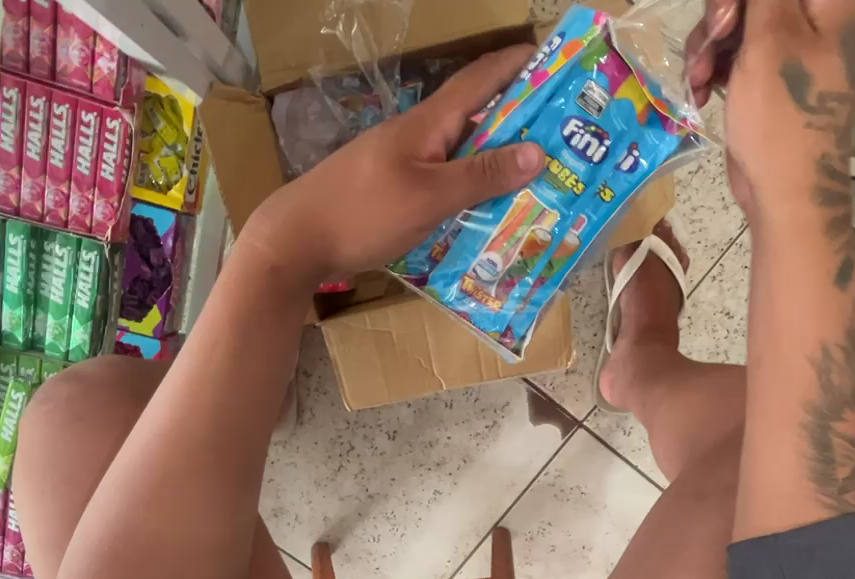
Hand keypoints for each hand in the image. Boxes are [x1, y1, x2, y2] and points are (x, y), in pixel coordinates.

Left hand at [243, 46, 546, 284]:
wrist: (296, 241)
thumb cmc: (363, 214)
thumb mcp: (429, 197)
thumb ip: (481, 176)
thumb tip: (537, 151)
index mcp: (426, 124)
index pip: (479, 80)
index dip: (516, 66)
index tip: (553, 61)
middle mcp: (414, 137)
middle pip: (472, 120)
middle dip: (515, 123)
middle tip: (557, 138)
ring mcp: (399, 164)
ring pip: (456, 156)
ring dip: (492, 163)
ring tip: (530, 181)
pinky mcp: (388, 192)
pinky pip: (439, 184)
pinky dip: (466, 191)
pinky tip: (481, 214)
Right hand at [693, 0, 854, 216]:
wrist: (786, 190)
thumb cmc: (783, 116)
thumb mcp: (770, 38)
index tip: (724, 17)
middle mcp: (815, 15)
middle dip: (720, 17)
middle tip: (708, 46)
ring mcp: (790, 48)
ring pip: (738, 23)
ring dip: (709, 48)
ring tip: (698, 81)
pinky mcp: (768, 77)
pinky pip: (735, 55)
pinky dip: (714, 69)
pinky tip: (701, 94)